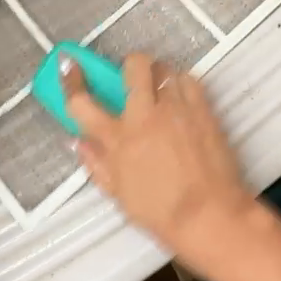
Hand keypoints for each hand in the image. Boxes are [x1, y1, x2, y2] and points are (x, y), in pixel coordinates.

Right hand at [62, 53, 256, 256]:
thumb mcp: (118, 194)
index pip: (82, 100)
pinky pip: (188, 79)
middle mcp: (146, 115)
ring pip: (164, 68)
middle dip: (129, 66)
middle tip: (130, 81)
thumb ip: (97, 163)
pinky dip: (181, 84)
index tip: (70, 66)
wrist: (210, 215)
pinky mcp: (203, 108)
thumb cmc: (160, 211)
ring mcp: (177, 108)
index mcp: (118, 139)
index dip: (71, 79)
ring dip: (157, 75)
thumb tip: (79, 141)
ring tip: (158, 93)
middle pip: (134, 65)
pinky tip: (180, 100)